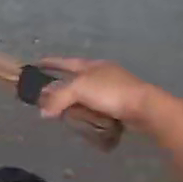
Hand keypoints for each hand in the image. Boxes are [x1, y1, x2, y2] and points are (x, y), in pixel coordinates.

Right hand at [34, 58, 169, 130]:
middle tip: (48, 97)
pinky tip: (84, 119)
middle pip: (74, 79)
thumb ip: (58, 98)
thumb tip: (43, 112)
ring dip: (75, 102)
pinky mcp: (120, 103)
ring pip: (86, 94)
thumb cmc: (110, 92)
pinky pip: (96, 106)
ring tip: (64, 112)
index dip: (50, 63)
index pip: (65, 62)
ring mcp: (112, 88)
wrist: (146, 108)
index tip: (36, 64)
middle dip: (61, 87)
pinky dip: (88, 111)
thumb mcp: (79, 90)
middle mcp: (101, 73)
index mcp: (91, 65)